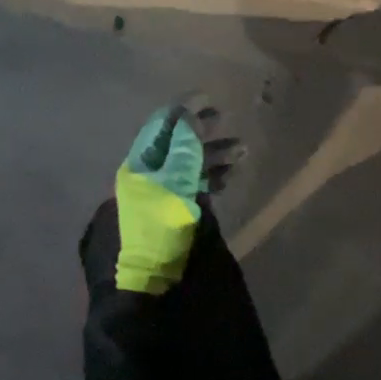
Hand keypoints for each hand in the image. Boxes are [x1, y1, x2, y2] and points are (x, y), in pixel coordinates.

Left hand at [112, 95, 242, 294]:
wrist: (151, 280)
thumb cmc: (157, 229)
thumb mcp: (172, 186)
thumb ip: (182, 151)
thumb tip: (189, 117)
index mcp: (139, 165)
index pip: (160, 128)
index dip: (182, 112)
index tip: (207, 99)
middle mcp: (147, 176)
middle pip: (176, 145)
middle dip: (201, 133)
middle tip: (227, 121)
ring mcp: (160, 195)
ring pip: (187, 165)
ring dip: (212, 156)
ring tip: (241, 151)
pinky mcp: (173, 213)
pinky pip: (191, 186)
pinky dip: (209, 178)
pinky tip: (228, 177)